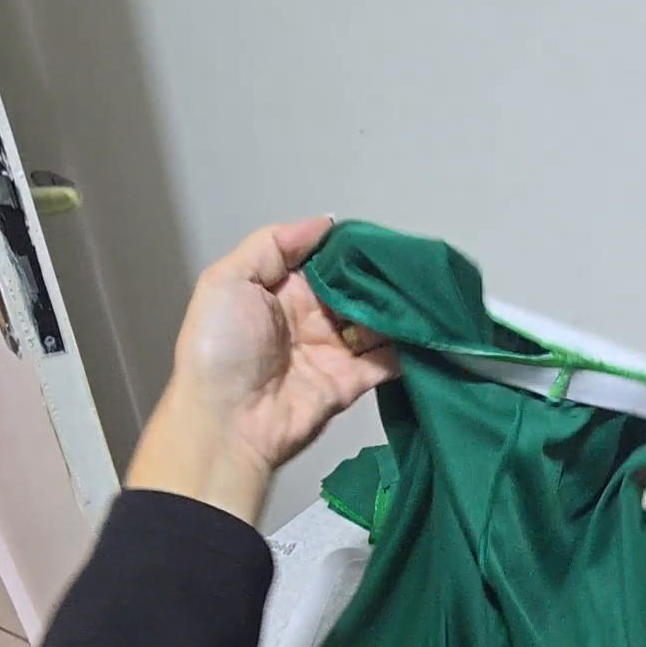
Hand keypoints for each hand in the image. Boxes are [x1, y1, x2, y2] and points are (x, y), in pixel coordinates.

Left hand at [127, 217, 398, 522]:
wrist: (230, 423)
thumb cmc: (221, 349)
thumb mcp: (227, 280)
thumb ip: (273, 245)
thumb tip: (325, 223)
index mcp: (282, 291)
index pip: (325, 262)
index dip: (350, 249)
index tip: (379, 238)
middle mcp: (311, 319)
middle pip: (355, 291)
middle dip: (380, 278)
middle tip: (410, 265)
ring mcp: (334, 352)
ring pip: (376, 324)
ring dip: (397, 311)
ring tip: (425, 293)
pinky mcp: (352, 382)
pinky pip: (386, 362)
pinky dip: (407, 349)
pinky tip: (425, 331)